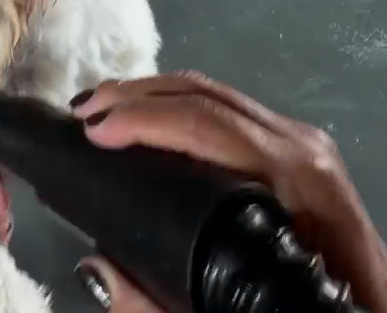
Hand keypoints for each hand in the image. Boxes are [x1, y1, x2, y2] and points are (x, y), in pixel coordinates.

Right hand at [72, 73, 386, 312]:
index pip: (207, 123)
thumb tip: (98, 268)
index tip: (94, 129)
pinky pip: (228, 111)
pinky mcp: (298, 153)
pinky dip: (179, 106)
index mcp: (299, 178)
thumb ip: (163, 305)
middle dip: (137, 94)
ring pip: (216, 94)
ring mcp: (303, 145)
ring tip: (105, 107)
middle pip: (206, 94)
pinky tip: (151, 118)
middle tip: (84, 108)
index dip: (144, 119)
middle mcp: (302, 147)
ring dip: (154, 94)